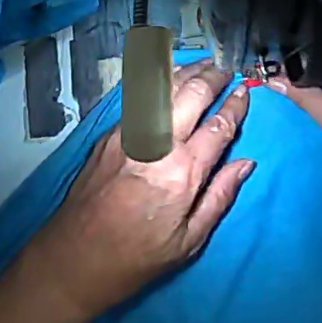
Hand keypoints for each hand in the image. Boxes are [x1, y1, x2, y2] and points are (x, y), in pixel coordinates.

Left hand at [21, 61, 255, 319]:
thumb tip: (246, 164)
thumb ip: (220, 197)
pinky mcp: (110, 134)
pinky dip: (159, 82)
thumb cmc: (137, 257)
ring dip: (187, 72)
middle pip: (192, 95)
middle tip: (226, 72)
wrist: (75, 256)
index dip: (235, 105)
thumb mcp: (189, 241)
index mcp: (183, 172)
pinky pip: (139, 98)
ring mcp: (130, 134)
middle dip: (213, 78)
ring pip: (163, 89)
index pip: (219, 127)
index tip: (245, 92)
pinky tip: (169, 78)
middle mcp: (158, 144)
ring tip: (203, 65)